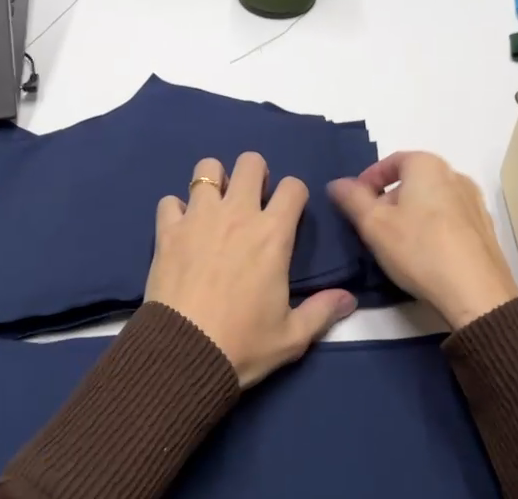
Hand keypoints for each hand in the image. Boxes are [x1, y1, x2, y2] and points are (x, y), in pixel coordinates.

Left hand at [146, 152, 356, 387]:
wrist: (185, 354)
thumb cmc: (244, 343)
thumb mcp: (292, 335)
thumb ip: (322, 311)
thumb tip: (349, 298)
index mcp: (272, 233)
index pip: (293, 186)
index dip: (294, 195)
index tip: (289, 213)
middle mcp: (237, 214)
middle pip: (250, 162)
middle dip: (255, 175)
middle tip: (252, 201)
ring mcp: (199, 217)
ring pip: (207, 169)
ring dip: (214, 182)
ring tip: (215, 207)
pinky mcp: (168, 229)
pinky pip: (169, 200)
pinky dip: (176, 210)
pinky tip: (181, 230)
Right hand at [328, 152, 517, 329]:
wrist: (477, 294)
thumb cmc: (419, 249)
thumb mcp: (373, 224)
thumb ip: (351, 198)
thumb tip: (337, 183)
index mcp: (428, 165)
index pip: (391, 162)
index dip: (368, 180)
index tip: (355, 203)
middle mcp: (455, 175)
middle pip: (412, 181)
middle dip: (389, 200)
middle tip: (373, 225)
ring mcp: (474, 202)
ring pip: (432, 200)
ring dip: (411, 215)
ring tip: (397, 243)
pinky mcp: (485, 229)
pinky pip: (450, 219)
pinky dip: (433, 228)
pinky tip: (425, 255)